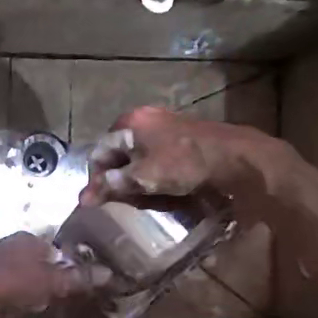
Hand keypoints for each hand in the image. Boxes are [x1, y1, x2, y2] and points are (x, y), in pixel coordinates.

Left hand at [0, 232, 111, 317]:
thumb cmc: (9, 283)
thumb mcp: (49, 283)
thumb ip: (76, 278)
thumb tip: (108, 273)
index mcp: (30, 238)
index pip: (59, 250)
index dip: (66, 270)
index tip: (68, 288)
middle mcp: (12, 241)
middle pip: (41, 261)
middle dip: (48, 280)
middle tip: (49, 299)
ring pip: (23, 271)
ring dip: (30, 287)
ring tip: (31, 304)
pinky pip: (6, 280)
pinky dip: (13, 291)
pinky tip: (11, 303)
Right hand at [80, 106, 285, 209]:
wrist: (235, 157)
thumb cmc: (183, 165)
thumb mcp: (142, 178)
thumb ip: (111, 186)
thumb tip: (83, 199)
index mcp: (129, 122)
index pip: (99, 153)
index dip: (98, 178)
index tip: (104, 200)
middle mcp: (143, 117)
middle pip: (118, 154)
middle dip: (121, 179)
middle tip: (130, 199)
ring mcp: (164, 123)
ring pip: (138, 156)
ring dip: (139, 178)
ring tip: (151, 195)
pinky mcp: (181, 134)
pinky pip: (156, 155)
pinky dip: (155, 172)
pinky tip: (166, 187)